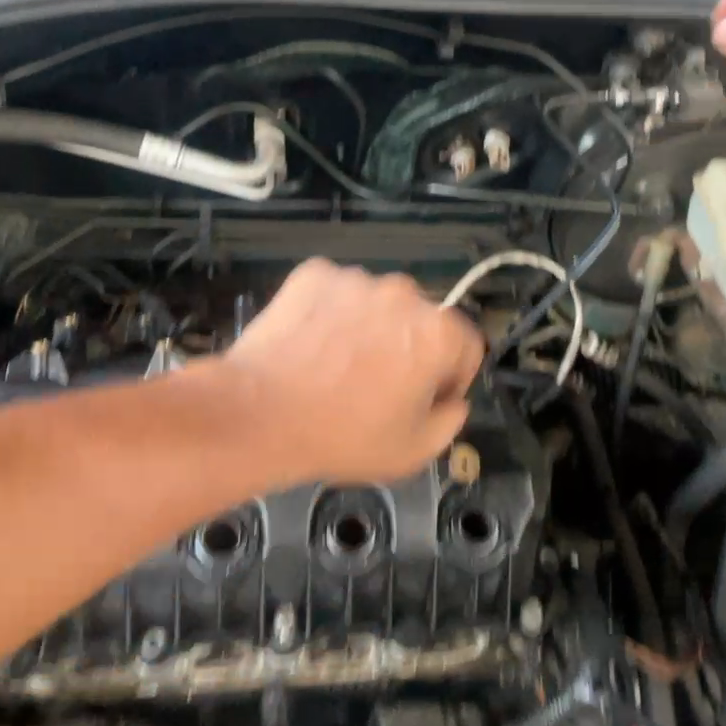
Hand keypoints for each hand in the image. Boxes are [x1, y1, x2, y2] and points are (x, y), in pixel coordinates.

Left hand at [220, 258, 483, 484]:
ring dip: (369, 327)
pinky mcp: (314, 273)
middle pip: (420, 319)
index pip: (466, 345)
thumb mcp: (413, 452)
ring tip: (337, 366)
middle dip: (409, 347)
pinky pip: (335, 292)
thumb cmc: (342, 436)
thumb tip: (451, 401)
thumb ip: (449, 421)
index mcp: (438, 332)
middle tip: (377, 385)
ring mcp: (355, 279)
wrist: (259, 413)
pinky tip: (312, 345)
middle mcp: (403, 293)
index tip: (425, 398)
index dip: (451, 376)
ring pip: (376, 303)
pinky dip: (330, 312)